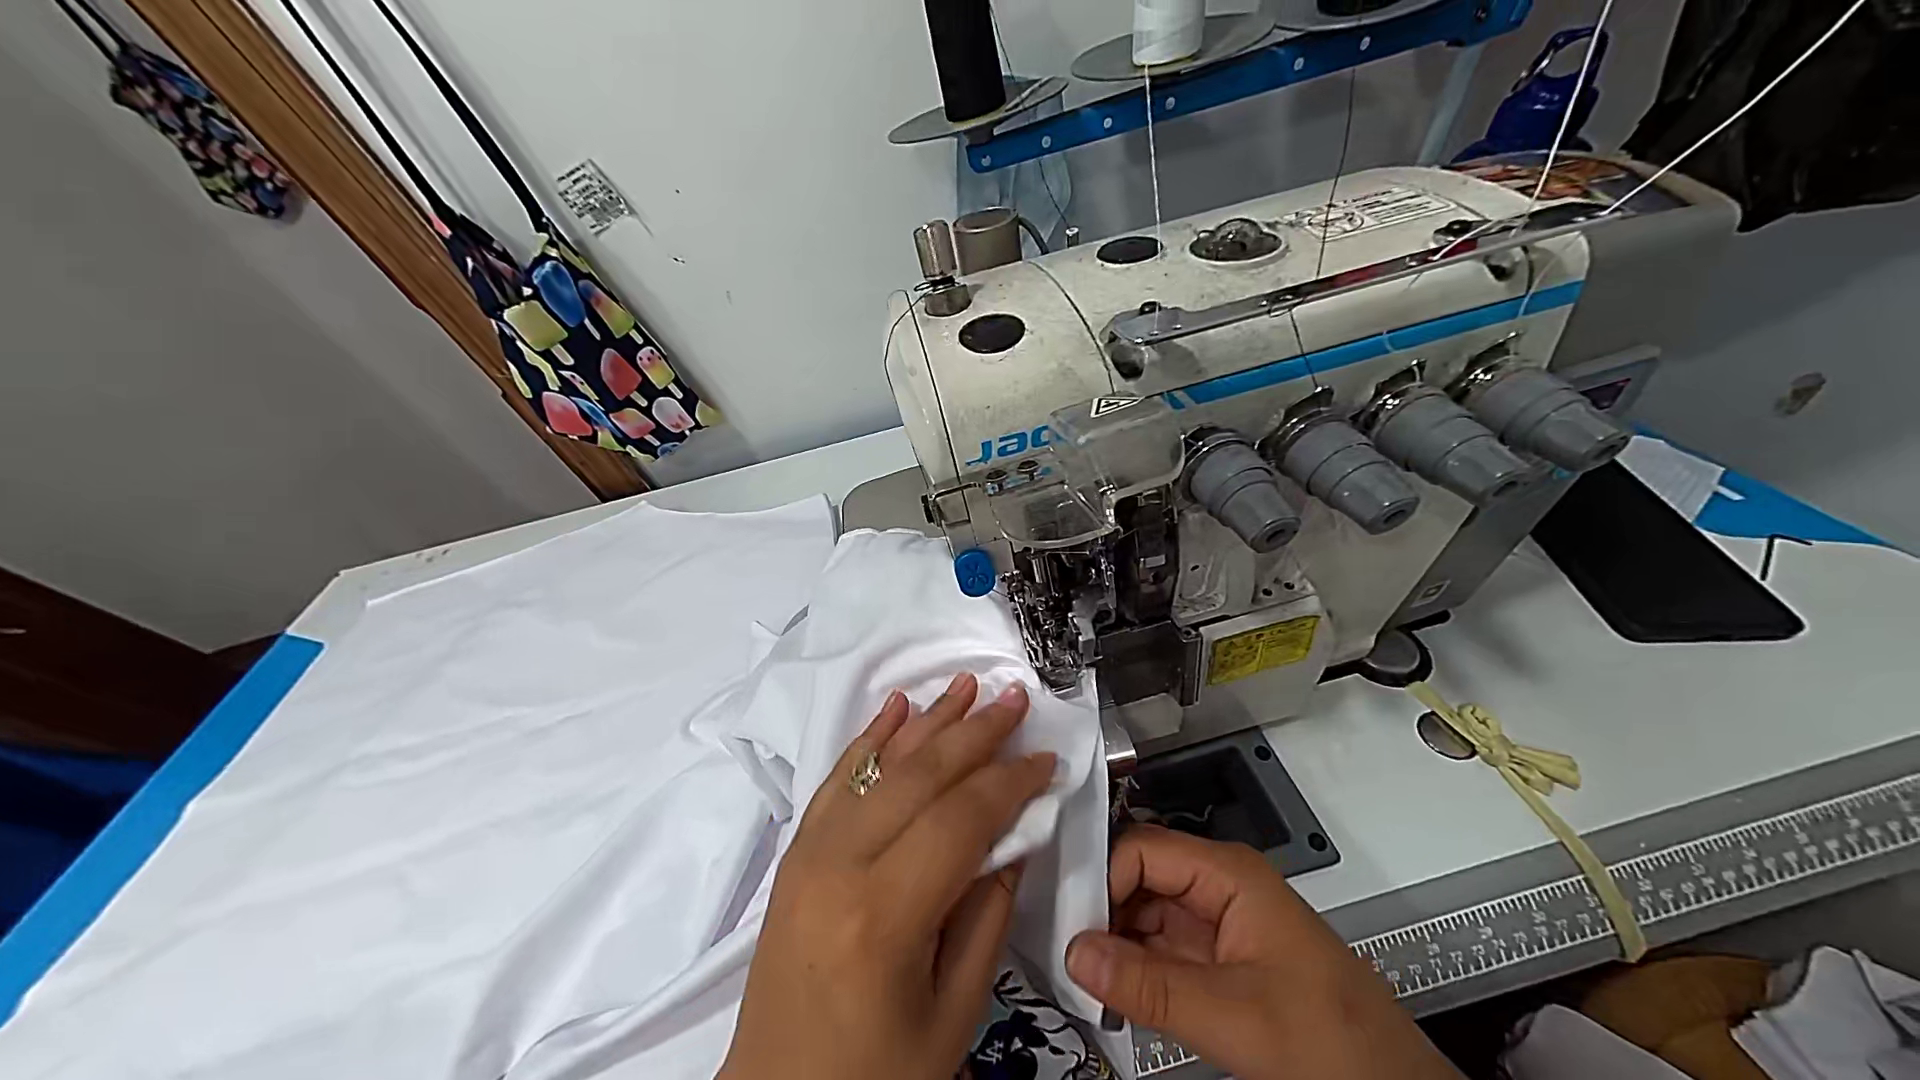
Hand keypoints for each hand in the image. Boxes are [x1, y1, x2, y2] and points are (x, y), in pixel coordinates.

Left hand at [720, 673, 1056, 1079]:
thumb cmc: (875, 1076)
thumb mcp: (954, 1009)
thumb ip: (987, 912)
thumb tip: (1015, 836)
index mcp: (884, 915)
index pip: (960, 818)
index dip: (1009, 782)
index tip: (1045, 761)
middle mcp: (838, 868)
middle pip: (919, 777)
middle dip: (975, 732)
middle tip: (1014, 700)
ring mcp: (807, 855)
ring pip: (877, 766)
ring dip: (927, 722)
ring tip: (965, 686)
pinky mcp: (794, 854)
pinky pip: (836, 780)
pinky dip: (868, 738)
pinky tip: (894, 709)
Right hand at [1066, 826, 1459, 1079]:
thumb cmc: (1331, 1042)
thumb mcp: (1236, 1016)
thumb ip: (1149, 986)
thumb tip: (1074, 954)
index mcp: (1228, 873)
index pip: (1143, 849)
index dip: (1104, 878)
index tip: (1071, 923)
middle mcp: (1216, 886)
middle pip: (1138, 877)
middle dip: (1101, 910)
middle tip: (1063, 950)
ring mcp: (1213, 924)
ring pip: (1143, 914)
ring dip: (1111, 941)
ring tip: (1077, 974)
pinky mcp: (1213, 960)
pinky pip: (1156, 950)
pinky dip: (1129, 967)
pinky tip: (1105, 989)